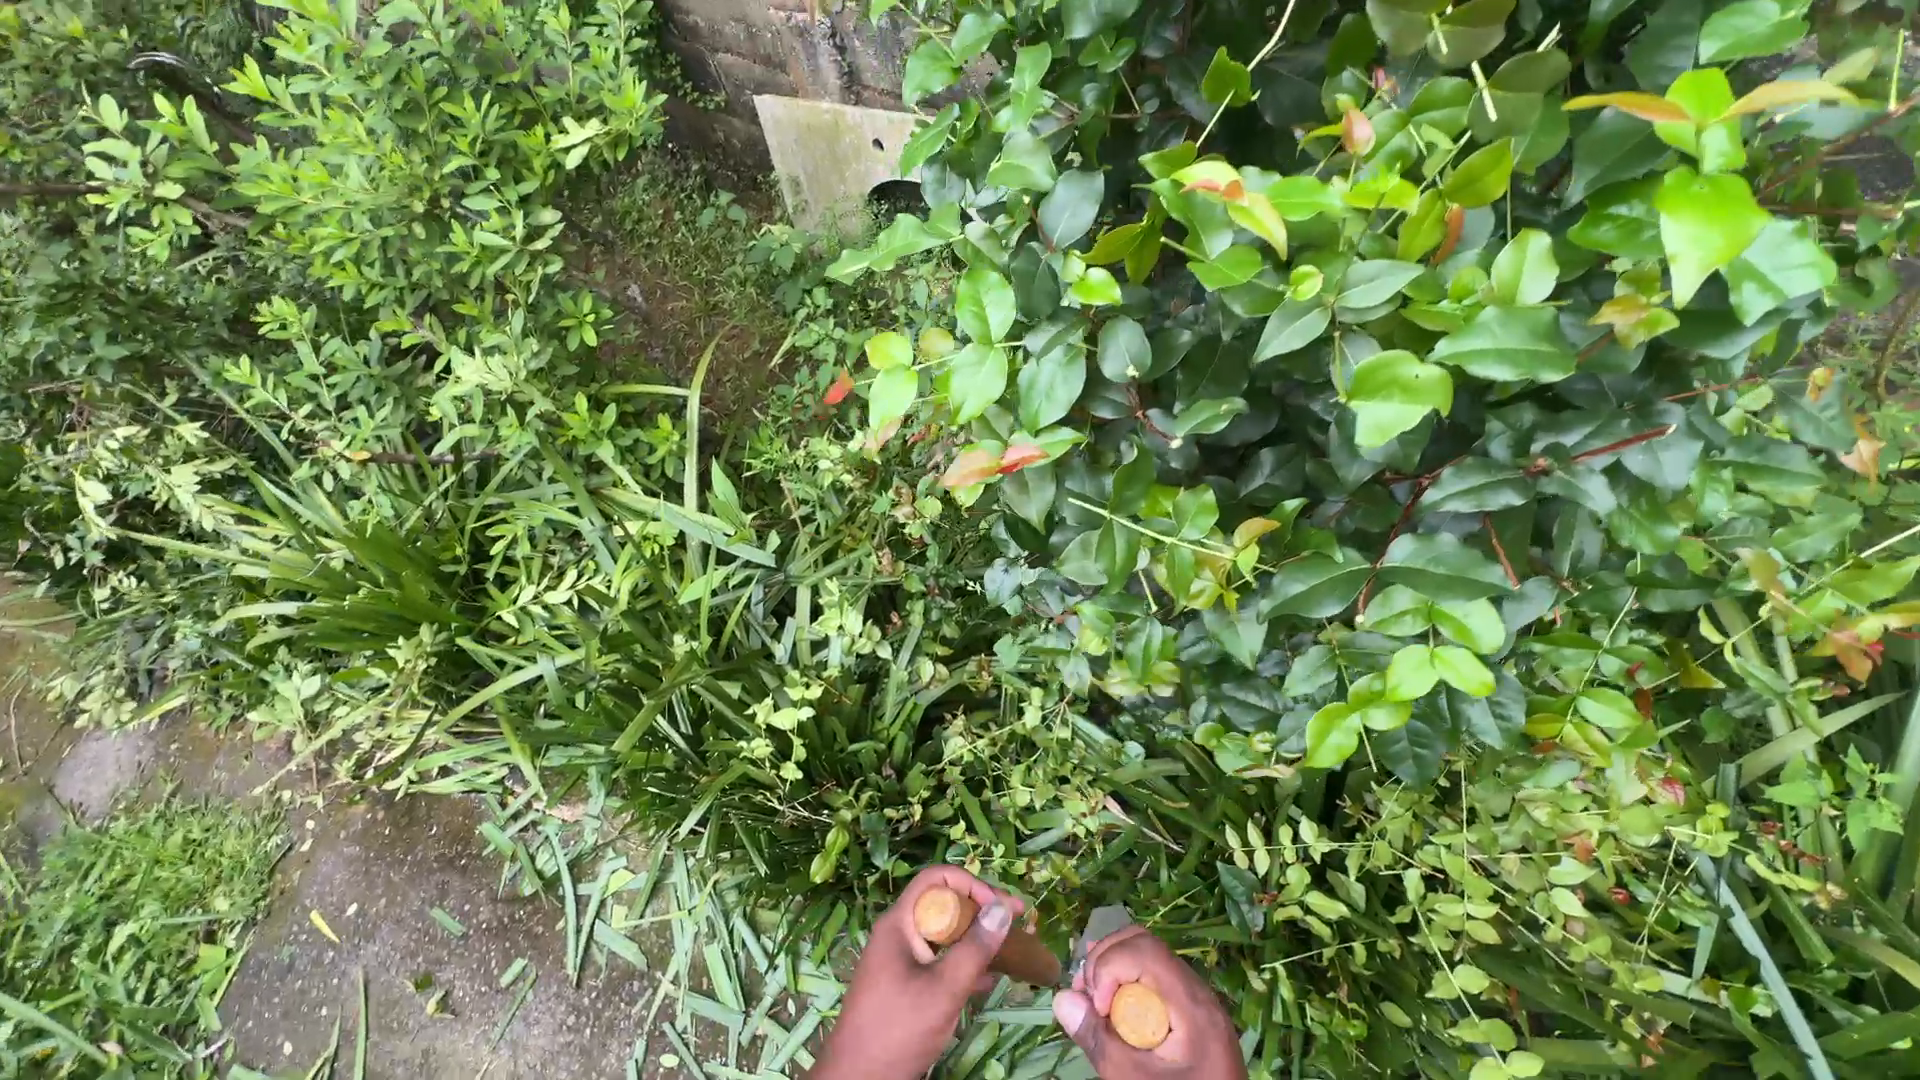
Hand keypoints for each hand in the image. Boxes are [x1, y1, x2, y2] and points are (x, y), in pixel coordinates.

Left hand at [810, 866, 1024, 1079]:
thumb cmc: (897, 1029)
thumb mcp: (943, 990)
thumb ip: (974, 949)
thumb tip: (1003, 909)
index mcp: (900, 923)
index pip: (937, 879)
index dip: (971, 885)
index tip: (1000, 908)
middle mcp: (901, 933)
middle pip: (945, 904)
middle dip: (982, 911)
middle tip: (1019, 924)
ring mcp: (903, 959)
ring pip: (946, 934)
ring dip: (978, 939)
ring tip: (1013, 950)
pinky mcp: (908, 984)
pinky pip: (941, 960)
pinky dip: (965, 964)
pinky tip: (990, 979)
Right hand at [1051, 925, 1245, 1079]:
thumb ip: (1098, 1040)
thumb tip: (1063, 999)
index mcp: (1191, 1004)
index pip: (1145, 951)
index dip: (1110, 967)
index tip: (1098, 1008)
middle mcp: (1197, 991)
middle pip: (1144, 943)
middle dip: (1105, 960)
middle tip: (1086, 997)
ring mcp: (1195, 999)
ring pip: (1147, 954)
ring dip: (1112, 968)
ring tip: (1093, 1001)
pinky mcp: (1189, 1010)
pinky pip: (1154, 976)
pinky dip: (1126, 980)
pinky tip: (1110, 1005)